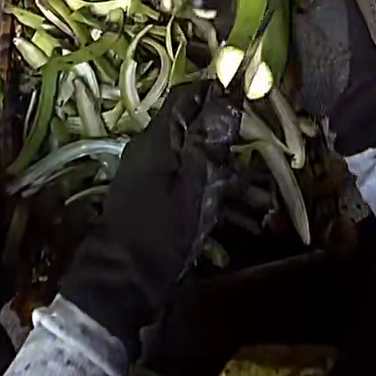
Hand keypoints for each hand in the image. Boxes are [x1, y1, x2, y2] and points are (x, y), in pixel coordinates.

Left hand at [57, 84, 239, 354]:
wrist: (121, 283)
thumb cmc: (160, 233)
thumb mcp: (194, 185)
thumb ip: (210, 139)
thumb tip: (228, 95)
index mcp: (158, 136)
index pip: (189, 94)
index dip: (219, 92)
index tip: (250, 104)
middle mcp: (150, 144)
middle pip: (191, 119)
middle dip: (225, 129)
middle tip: (255, 147)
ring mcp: (148, 167)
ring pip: (191, 147)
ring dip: (221, 159)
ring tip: (250, 184)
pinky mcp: (150, 189)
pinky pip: (184, 170)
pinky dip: (208, 179)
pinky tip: (230, 203)